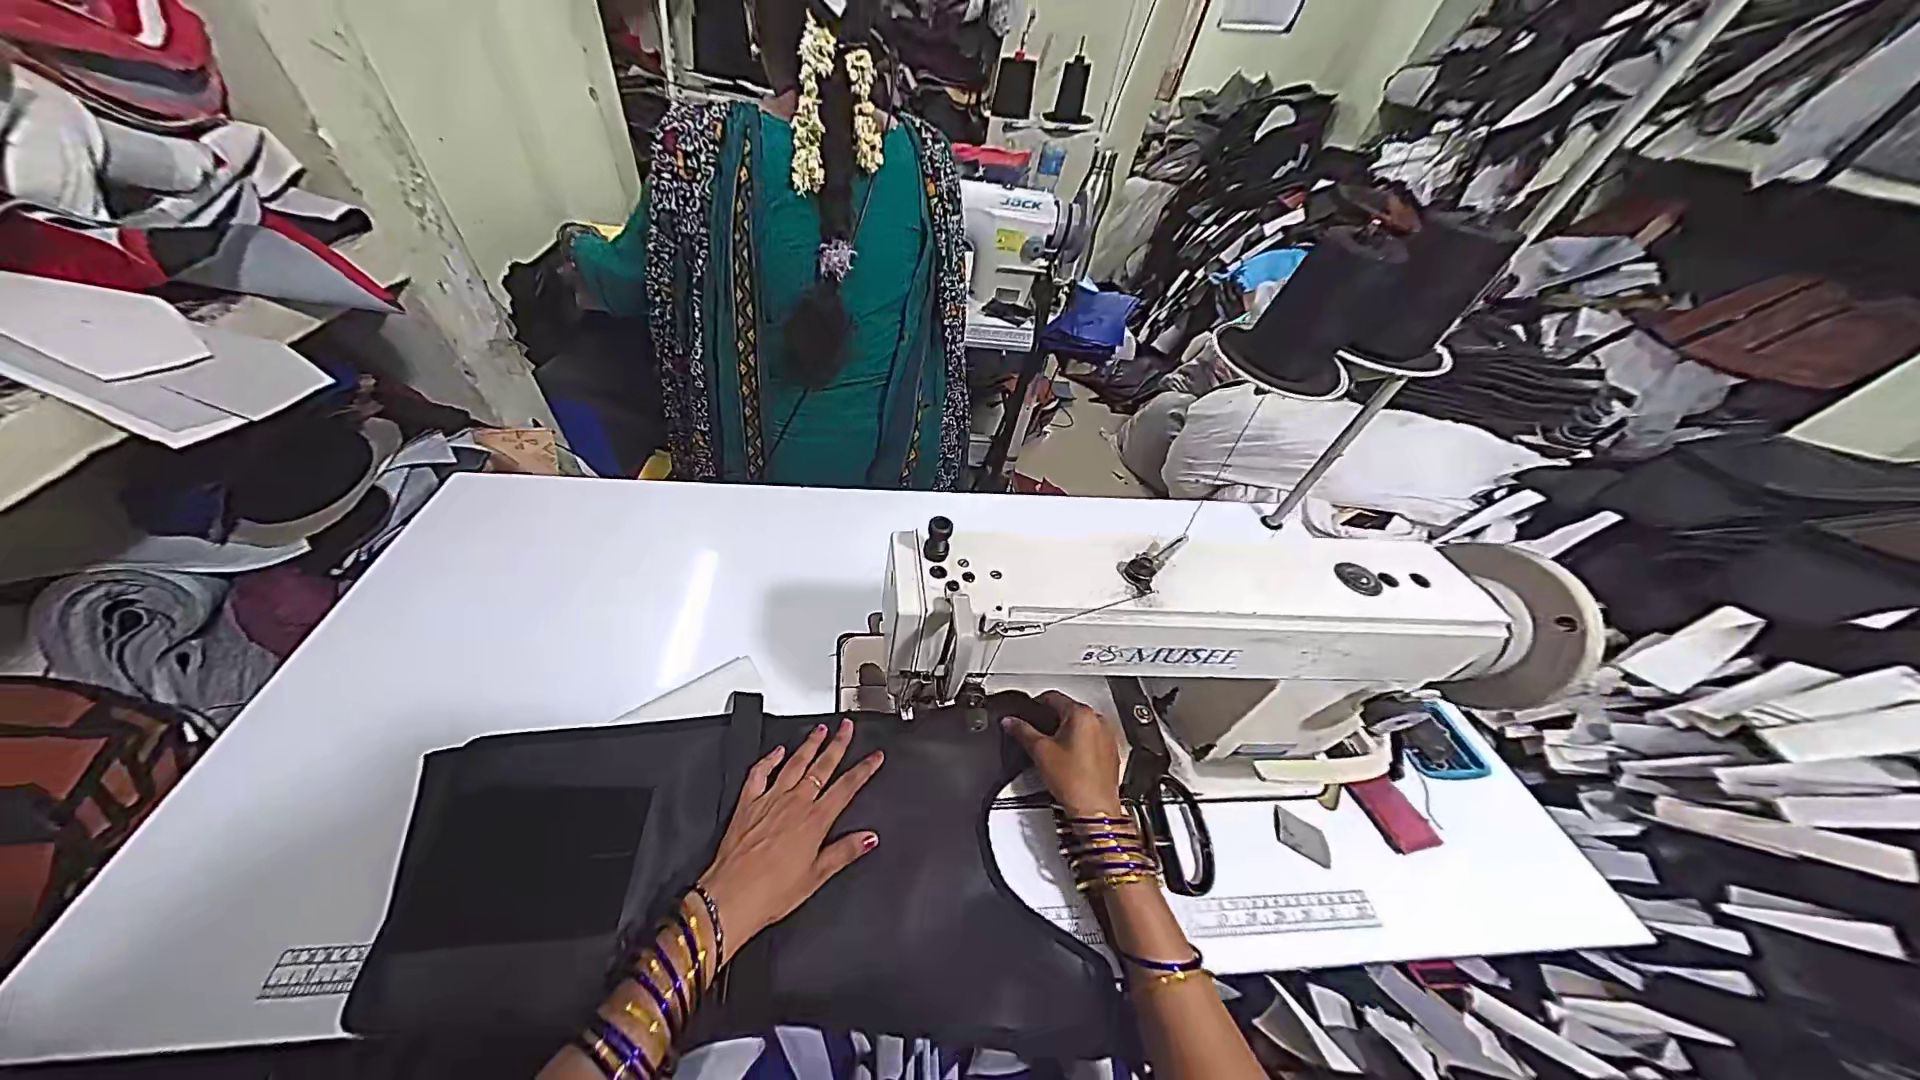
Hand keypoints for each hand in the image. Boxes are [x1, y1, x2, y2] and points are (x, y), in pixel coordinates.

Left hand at [698, 719, 883, 959]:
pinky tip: (777, 752)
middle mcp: (794, 804)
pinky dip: (770, 759)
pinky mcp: (748, 804)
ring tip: (821, 730)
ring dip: (810, 744)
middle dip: (838, 744)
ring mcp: (770, 800)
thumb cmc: (771, 893)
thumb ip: (845, 852)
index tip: (875, 757)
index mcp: (814, 821)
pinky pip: (760, 773)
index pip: (846, 787)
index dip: (864, 769)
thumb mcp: (817, 876)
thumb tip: (868, 838)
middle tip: (847, 727)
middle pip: (822, 766)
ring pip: (795, 763)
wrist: (730, 899)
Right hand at [1004, 691, 1123, 816]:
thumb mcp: (1040, 751)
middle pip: (1068, 710)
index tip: (1030, 711)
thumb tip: (1010, 722)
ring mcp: (1107, 736)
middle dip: (1052, 720)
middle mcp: (1099, 721)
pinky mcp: (1111, 750)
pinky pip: (1092, 738)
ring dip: (1067, 732)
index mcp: (1081, 714)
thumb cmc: (1074, 783)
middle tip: (1040, 736)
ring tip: (1056, 750)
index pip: (1053, 697)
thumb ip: (1022, 731)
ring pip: (1081, 724)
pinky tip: (1071, 759)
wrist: (1095, 810)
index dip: (1037, 704)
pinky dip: (1080, 743)